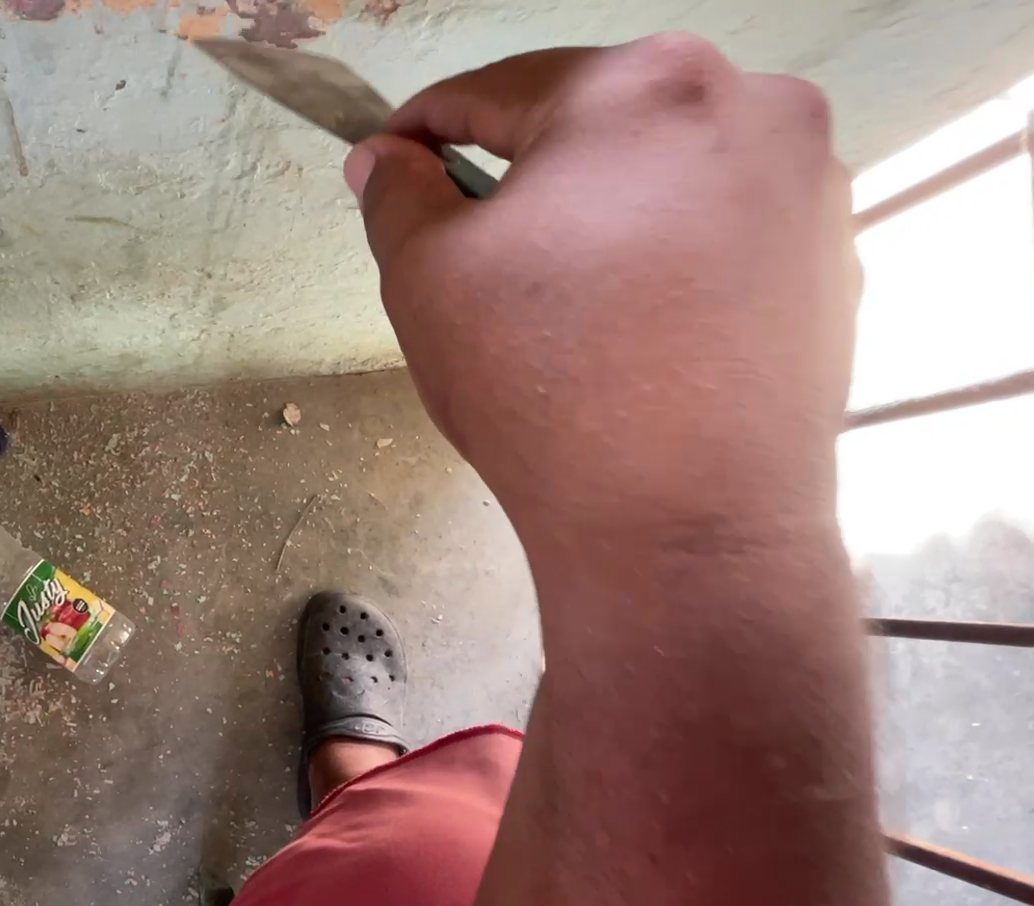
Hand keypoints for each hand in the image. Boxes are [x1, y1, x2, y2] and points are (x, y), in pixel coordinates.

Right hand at [347, 35, 858, 559]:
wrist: (673, 514)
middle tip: (463, 257)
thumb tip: (380, 158)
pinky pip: (706, 231)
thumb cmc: (532, 379)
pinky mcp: (827, 256)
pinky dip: (647, 259)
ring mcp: (805, 180)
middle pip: (583, 128)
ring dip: (582, 219)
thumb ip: (393, 197)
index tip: (383, 166)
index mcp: (634, 89)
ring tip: (543, 308)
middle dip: (510, 182)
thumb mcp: (423, 278)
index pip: (492, 89)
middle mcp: (746, 103)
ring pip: (649, 179)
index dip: (419, 128)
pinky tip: (615, 331)